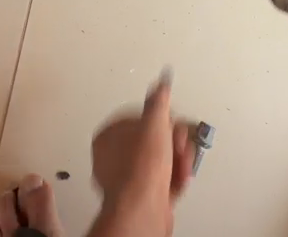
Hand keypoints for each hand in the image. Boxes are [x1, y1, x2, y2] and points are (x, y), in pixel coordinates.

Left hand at [88, 72, 194, 235]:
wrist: (145, 207)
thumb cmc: (142, 167)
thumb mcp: (154, 121)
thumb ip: (159, 99)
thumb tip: (162, 80)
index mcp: (107, 136)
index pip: (137, 116)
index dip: (159, 119)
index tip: (170, 122)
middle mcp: (113, 158)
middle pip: (151, 138)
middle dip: (172, 140)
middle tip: (178, 144)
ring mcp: (127, 178)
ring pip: (159, 159)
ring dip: (176, 159)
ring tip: (180, 163)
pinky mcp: (141, 195)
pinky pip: (161, 178)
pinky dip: (173, 176)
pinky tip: (179, 177)